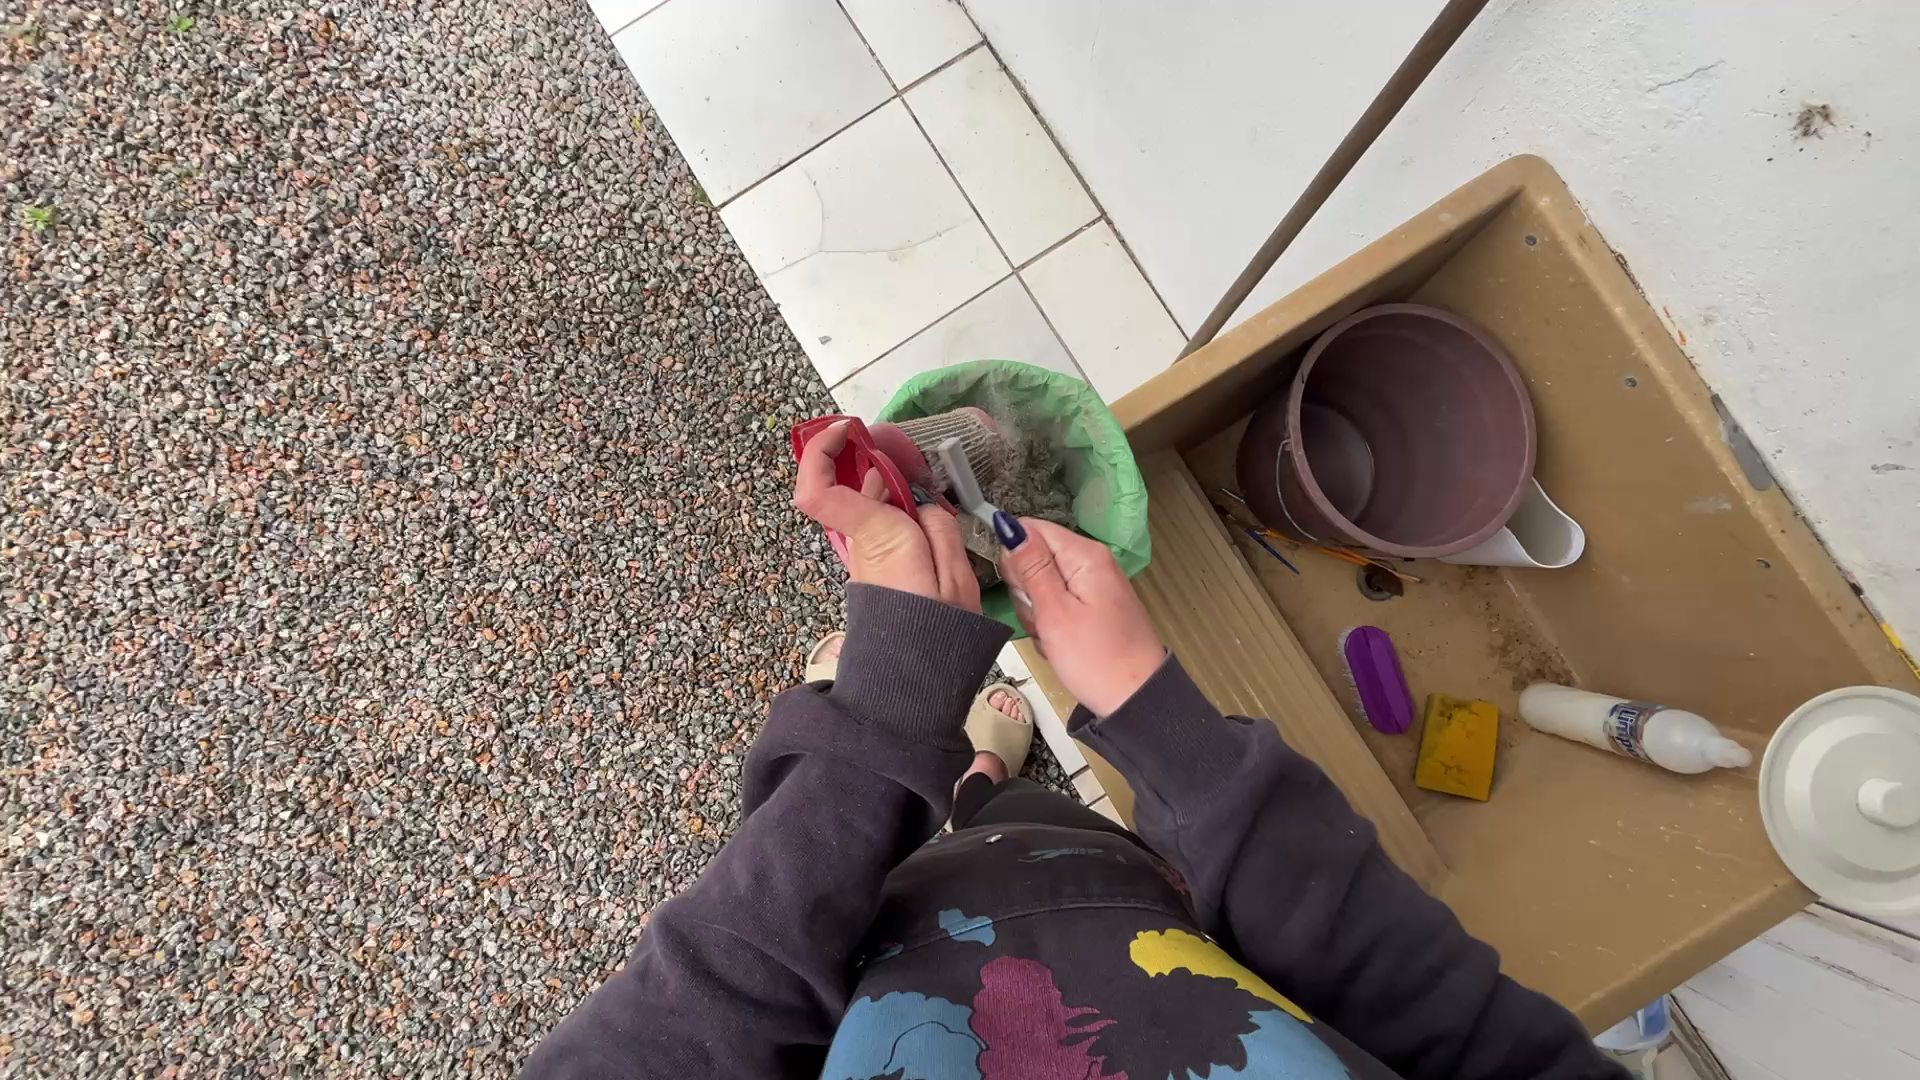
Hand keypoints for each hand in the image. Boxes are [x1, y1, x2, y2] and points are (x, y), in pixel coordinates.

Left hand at [793, 420, 980, 612]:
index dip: (820, 454)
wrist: (914, 677)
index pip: (819, 492)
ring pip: (866, 505)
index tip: (844, 430)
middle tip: (897, 447)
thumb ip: (939, 530)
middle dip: (868, 460)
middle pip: (849, 489)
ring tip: (922, 478)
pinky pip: (878, 523)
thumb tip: (922, 509)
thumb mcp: (954, 577)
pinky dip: (894, 506)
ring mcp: (866, 554)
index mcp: (878, 537)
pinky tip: (921, 507)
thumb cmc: (936, 629)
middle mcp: (862, 541)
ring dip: (887, 485)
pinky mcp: (875, 565)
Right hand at [998, 519, 1164, 715]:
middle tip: (1041, 617)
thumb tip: (1009, 524)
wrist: (1135, 699)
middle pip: (1035, 557)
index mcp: (1084, 555)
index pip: (1031, 529)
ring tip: (1051, 634)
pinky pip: (1056, 603)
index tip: (1018, 589)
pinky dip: (1050, 622)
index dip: (1014, 555)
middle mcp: (1091, 561)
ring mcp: (1092, 584)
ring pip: (1041, 584)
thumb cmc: (1094, 658)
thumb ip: (1030, 566)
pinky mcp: (1092, 605)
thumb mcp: (1054, 611)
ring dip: (1037, 611)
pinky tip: (1058, 642)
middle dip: (1026, 589)